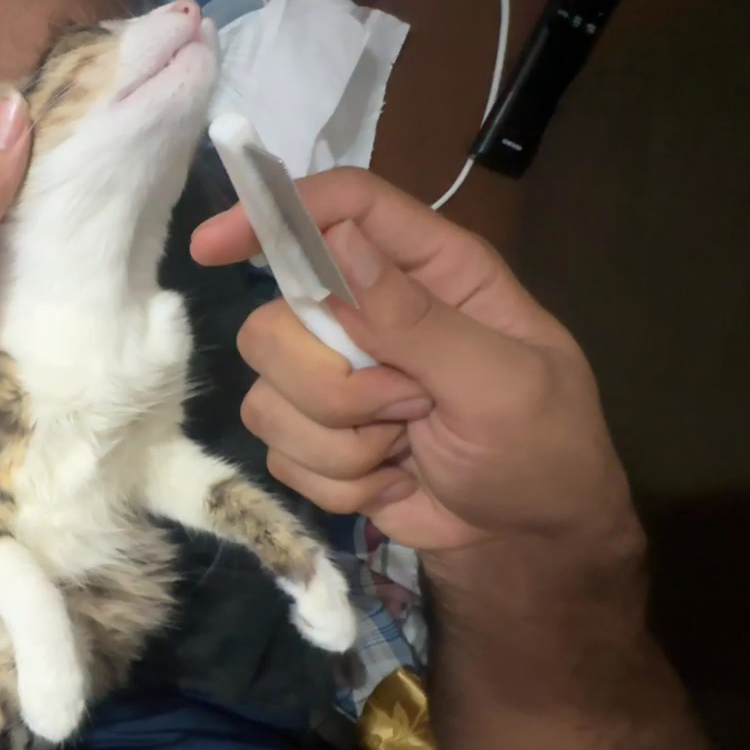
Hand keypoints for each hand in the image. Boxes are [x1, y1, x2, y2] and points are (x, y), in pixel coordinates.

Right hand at [191, 169, 638, 574]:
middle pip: (272, 324)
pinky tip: (388, 479)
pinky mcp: (306, 439)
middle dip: (329, 386)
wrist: (518, 537)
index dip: (272, 218)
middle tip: (407, 405)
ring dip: (341, 445)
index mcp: (423, 274)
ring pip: (266, 400)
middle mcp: (360, 318)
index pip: (338, 213)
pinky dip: (336, 482)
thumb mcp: (500, 380)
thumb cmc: (537, 446)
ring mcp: (325, 382)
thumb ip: (416, 317)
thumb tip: (339, 240)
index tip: (212, 246)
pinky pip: (276, 454)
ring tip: (403, 447)